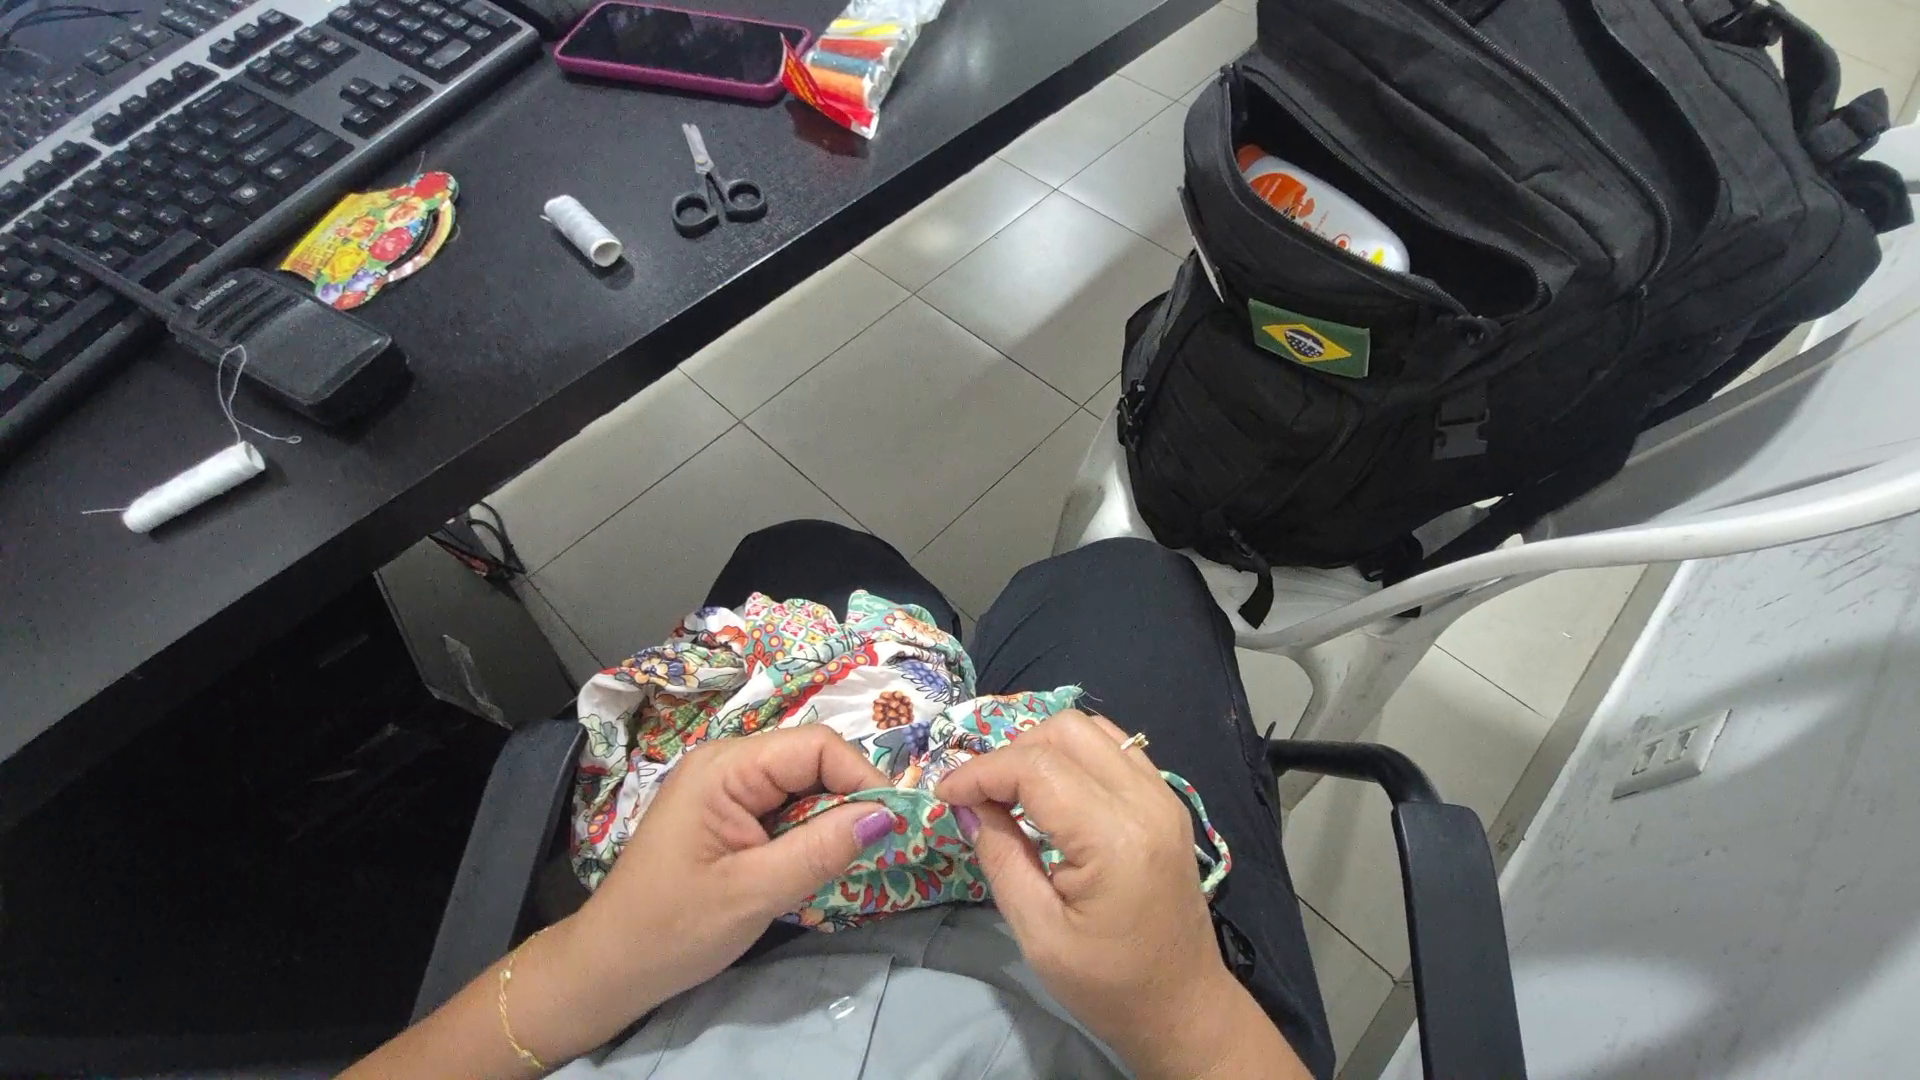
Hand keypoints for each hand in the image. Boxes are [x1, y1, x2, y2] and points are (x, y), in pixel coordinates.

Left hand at [573, 724, 894, 1013]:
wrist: (607, 969)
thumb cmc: (672, 929)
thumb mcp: (753, 893)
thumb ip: (822, 850)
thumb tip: (887, 815)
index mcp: (725, 767)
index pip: (815, 746)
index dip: (860, 776)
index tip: (891, 822)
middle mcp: (728, 761)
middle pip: (811, 759)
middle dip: (847, 797)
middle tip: (871, 845)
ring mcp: (727, 783)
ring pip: (803, 782)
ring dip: (830, 815)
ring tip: (842, 856)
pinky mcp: (730, 809)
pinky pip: (787, 802)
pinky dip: (809, 827)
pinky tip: (811, 858)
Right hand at [935, 710, 1283, 1077]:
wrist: (1184, 1007)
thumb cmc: (1109, 985)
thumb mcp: (1038, 933)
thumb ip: (1000, 855)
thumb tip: (967, 803)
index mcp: (1115, 838)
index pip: (1036, 768)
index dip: (982, 771)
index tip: (946, 793)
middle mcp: (1145, 799)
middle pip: (1063, 730)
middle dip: (1010, 753)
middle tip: (982, 795)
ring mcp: (1162, 793)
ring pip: (1088, 728)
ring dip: (1040, 746)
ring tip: (1012, 790)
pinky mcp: (1165, 798)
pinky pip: (1111, 746)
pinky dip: (1071, 752)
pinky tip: (1051, 789)